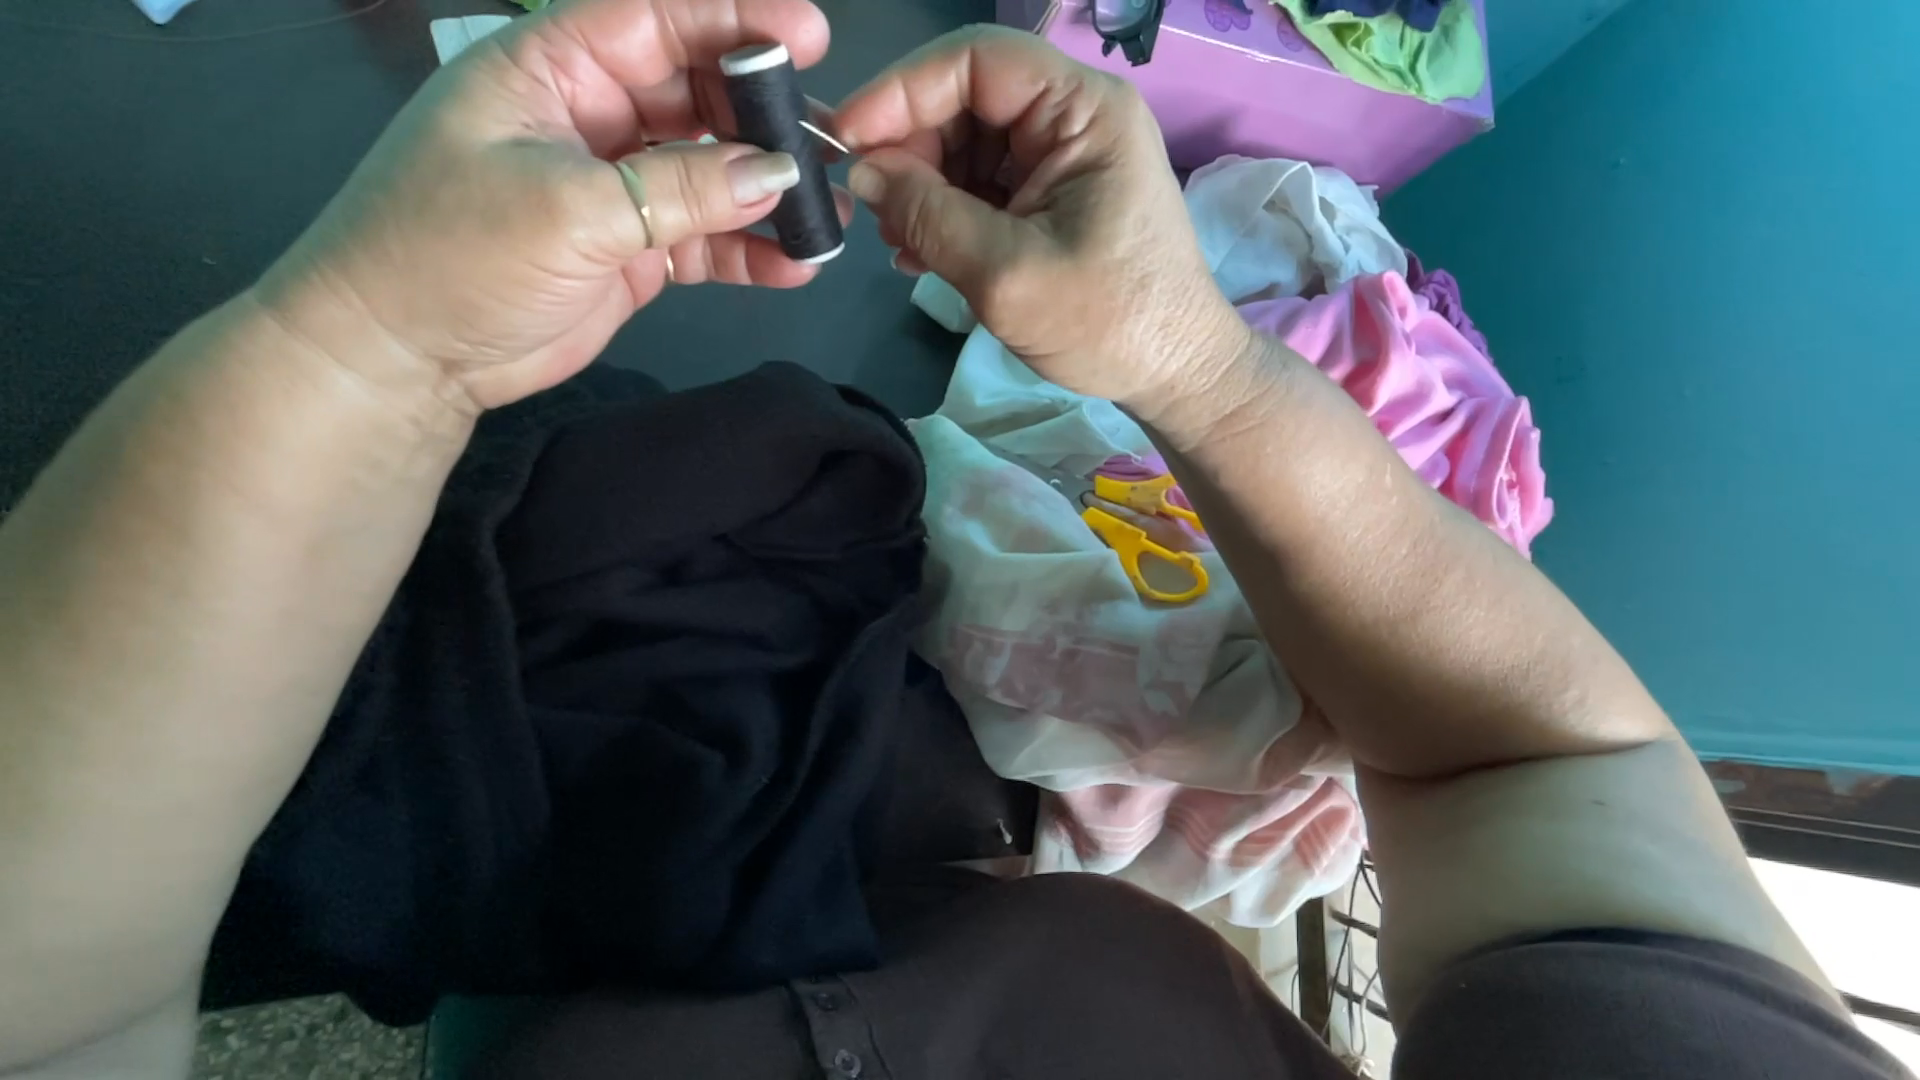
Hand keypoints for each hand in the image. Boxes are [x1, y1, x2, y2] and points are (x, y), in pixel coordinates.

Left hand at [255, 0, 849, 412]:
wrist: (408, 353)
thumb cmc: (455, 252)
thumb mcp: (569, 207)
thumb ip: (680, 188)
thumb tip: (778, 174)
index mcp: (554, 68)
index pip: (656, 20)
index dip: (733, 21)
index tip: (808, 36)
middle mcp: (593, 117)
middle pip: (698, 98)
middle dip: (765, 120)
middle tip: (828, 144)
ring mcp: (618, 188)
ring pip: (711, 174)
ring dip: (767, 195)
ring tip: (826, 215)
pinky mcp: (635, 250)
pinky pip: (706, 240)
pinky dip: (748, 254)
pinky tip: (792, 268)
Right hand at [834, 25, 1248, 412]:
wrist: (1171, 372)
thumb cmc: (1106, 323)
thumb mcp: (1006, 274)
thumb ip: (929, 217)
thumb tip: (862, 173)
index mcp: (1082, 112)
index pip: (977, 61)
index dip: (902, 90)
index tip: (845, 138)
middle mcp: (1073, 120)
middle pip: (968, 101)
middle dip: (910, 147)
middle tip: (871, 206)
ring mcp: (1063, 161)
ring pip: (968, 146)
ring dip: (922, 187)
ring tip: (896, 239)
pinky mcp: (1052, 200)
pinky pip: (983, 186)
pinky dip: (945, 213)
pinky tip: (919, 252)